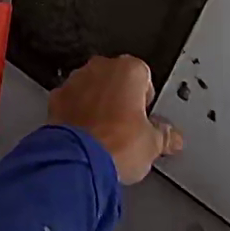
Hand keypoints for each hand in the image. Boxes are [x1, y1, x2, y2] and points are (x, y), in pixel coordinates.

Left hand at [47, 55, 183, 183]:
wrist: (80, 162)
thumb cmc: (116, 145)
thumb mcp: (152, 144)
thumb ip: (164, 135)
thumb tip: (171, 138)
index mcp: (129, 70)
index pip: (144, 76)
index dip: (146, 99)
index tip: (145, 117)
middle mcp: (102, 68)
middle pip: (116, 78)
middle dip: (120, 98)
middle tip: (126, 126)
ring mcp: (77, 80)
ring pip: (92, 86)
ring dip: (96, 102)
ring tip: (104, 134)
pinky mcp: (58, 97)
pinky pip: (71, 100)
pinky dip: (76, 112)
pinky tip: (84, 134)